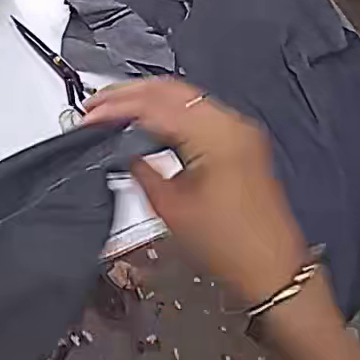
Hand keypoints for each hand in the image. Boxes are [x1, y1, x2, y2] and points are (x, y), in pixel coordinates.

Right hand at [84, 79, 310, 309]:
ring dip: (145, 100)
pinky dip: (164, 111)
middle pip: (170, 90)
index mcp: (216, 135)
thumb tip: (121, 150)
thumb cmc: (227, 245)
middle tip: (94, 105)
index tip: (88, 116)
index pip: (154, 107)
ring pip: (181, 96)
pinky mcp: (237, 141)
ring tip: (111, 109)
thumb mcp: (169, 206)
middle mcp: (230, 124)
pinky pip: (194, 112)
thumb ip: (140, 167)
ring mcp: (237, 130)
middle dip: (127, 94)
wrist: (271, 269)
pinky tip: (143, 120)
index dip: (116, 108)